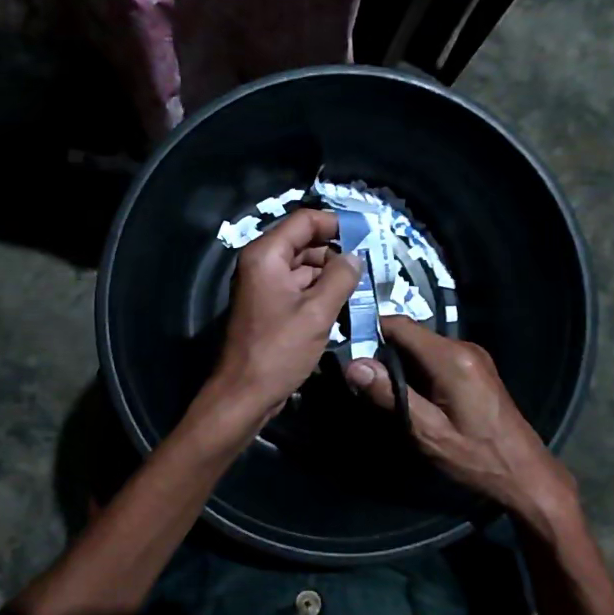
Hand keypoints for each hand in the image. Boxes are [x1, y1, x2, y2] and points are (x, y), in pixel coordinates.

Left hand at [210, 209, 360, 420]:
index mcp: (266, 255)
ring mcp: (262, 286)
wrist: (244, 393)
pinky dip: (319, 293)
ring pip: (303, 268)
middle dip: (336, 254)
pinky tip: (342, 307)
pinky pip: (297, 289)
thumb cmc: (279, 350)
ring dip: (330, 277)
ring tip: (360, 290)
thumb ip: (341, 278)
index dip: (336, 225)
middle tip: (369, 269)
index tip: (366, 237)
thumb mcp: (318, 312)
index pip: (304, 221)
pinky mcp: (267, 307)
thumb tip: (355, 257)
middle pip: (304, 243)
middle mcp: (260, 264)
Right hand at [346, 316, 579, 533]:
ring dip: (397, 362)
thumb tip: (354, 365)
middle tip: (357, 375)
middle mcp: (463, 348)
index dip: (371, 329)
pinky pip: (435, 358)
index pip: (401, 325)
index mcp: (452, 358)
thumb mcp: (428, 431)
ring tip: (375, 387)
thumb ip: (391, 395)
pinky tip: (405, 394)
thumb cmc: (476, 457)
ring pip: (421, 347)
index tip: (346, 344)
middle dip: (381, 350)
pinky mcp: (474, 370)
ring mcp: (472, 358)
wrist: (526, 475)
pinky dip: (415, 370)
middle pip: (410, 335)